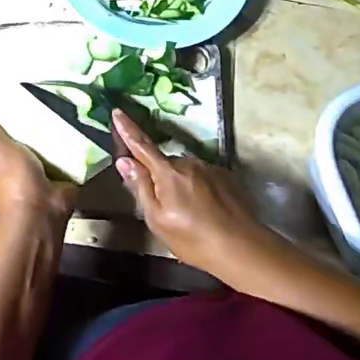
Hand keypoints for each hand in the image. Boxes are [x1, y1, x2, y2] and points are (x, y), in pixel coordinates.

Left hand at [0, 107, 75, 224]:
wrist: (41, 212)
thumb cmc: (14, 180)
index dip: (3, 135)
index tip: (13, 116)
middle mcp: (11, 179)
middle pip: (19, 155)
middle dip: (28, 142)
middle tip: (41, 115)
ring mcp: (33, 185)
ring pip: (41, 161)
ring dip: (49, 150)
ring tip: (60, 122)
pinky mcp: (55, 188)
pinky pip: (61, 168)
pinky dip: (66, 159)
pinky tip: (74, 140)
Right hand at [112, 110, 275, 277]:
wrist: (242, 248)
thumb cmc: (193, 239)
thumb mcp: (157, 220)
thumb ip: (140, 187)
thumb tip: (125, 161)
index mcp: (168, 172)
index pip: (142, 145)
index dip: (127, 129)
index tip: (117, 111)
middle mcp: (189, 162)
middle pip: (164, 163)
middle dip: (158, 177)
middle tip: (162, 207)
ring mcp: (209, 168)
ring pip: (183, 171)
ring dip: (179, 185)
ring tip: (187, 216)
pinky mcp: (225, 176)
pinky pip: (201, 177)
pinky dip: (196, 189)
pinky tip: (203, 211)